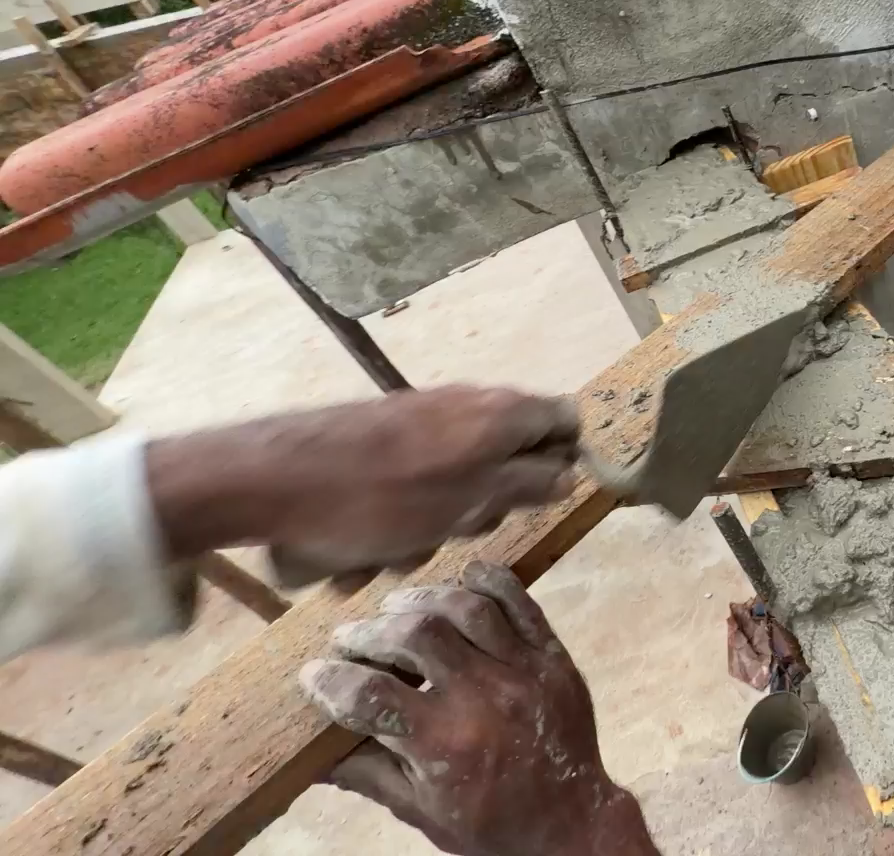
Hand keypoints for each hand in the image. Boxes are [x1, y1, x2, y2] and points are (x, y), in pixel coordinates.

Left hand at [145, 387, 579, 579]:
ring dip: (438, 519)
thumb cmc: (383, 495)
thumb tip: (570, 475)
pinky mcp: (379, 438)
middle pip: (512, 455)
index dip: (565, 459)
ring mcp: (421, 421)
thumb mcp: (473, 500)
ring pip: (458, 477)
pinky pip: (411, 482)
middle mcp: (470, 407)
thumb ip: (531, 486)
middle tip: (461, 527)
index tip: (539, 498)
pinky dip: (397, 515)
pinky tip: (363, 547)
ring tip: (397, 550)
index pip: (567, 421)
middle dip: (491, 501)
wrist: (259, 479)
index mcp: (504, 413)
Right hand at [300, 560, 656, 855]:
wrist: (568, 814)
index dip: (332, 681)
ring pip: (471, 610)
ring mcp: (523, 669)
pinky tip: (467, 573)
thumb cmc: (488, 822)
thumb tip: (313, 750)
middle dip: (375, 630)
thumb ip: (369, 773)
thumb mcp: (418, 809)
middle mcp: (483, 696)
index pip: (371, 696)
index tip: (312, 672)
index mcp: (441, 743)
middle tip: (350, 633)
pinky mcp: (553, 655)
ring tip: (397, 603)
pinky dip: (496, 582)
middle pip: (420, 636)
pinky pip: (524, 605)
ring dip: (428, 598)